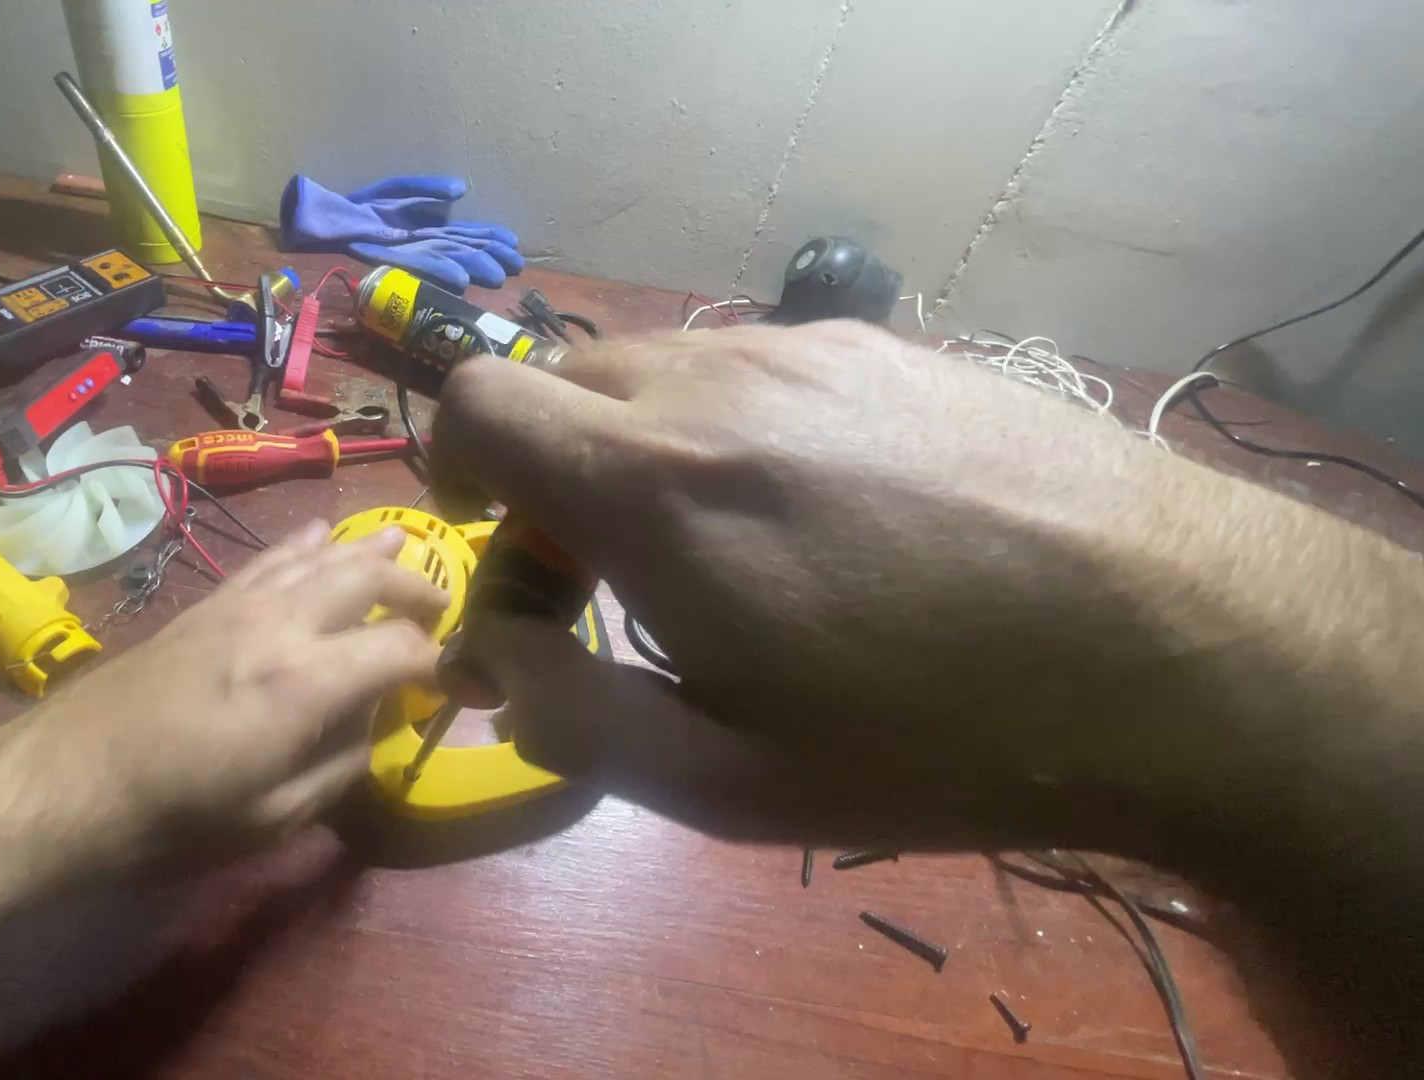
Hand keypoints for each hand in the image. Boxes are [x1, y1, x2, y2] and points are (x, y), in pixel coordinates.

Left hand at [0, 522, 448, 875]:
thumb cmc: (178, 815)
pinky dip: (306, 543)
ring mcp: (243, 604)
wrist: (70, 781)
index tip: (458, 678)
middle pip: (368, 577)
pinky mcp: (211, 602)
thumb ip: (344, 760)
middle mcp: (283, 624)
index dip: (439, 660)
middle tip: (441, 605)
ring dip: (368, 548)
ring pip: (322, 554)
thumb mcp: (279, 815)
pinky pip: (271, 558)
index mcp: (306, 681)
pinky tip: (322, 533)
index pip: (400, 647)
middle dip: (415, 585)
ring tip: (402, 541)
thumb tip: (373, 718)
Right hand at [434, 322, 1411, 850]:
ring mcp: (795, 349)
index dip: (452, 461)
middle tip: (595, 566)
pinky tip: (796, 504)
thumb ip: (569, 713)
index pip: (479, 403)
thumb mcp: (723, 781)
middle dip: (537, 472)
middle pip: (552, 385)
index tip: (491, 532)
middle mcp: (708, 387)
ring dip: (624, 449)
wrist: (1194, 648)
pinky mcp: (868, 343)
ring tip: (704, 543)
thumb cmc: (931, 735)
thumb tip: (494, 652)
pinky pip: (733, 366)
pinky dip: (707, 426)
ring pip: (643, 372)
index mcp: (653, 487)